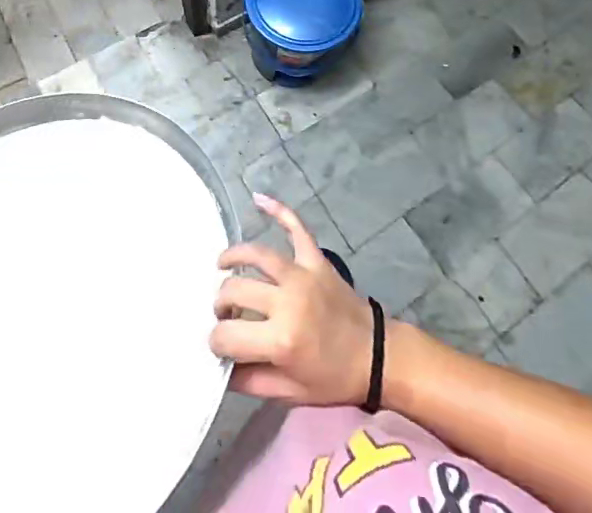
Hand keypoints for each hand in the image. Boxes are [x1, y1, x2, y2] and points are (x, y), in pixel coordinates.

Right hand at [209, 193, 375, 404]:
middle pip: (235, 291)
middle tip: (226, 314)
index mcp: (280, 340)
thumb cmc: (332, 378)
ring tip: (222, 266)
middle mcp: (288, 301)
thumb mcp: (288, 393)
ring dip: (234, 257)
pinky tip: (259, 198)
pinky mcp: (317, 260)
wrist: (376, 355)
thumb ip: (249, 380)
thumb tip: (220, 366)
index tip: (221, 346)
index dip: (216, 342)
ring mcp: (303, 275)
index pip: (226, 335)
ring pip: (257, 255)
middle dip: (221, 305)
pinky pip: (297, 229)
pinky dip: (279, 210)